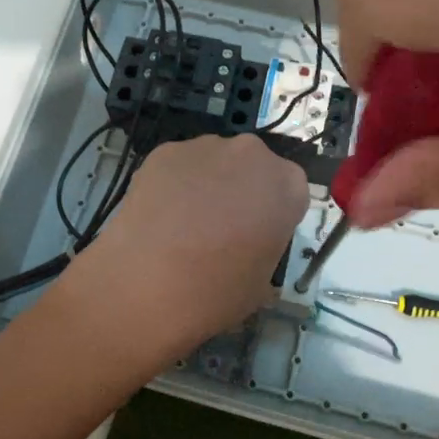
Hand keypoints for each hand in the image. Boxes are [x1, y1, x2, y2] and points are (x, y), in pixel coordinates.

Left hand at [65, 134, 307, 355]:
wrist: (148, 284)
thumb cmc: (217, 291)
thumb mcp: (262, 283)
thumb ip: (264, 248)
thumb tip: (248, 246)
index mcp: (287, 186)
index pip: (290, 191)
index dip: (272, 213)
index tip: (256, 236)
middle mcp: (252, 155)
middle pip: (252, 168)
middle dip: (240, 190)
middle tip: (220, 229)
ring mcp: (205, 147)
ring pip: (213, 163)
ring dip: (206, 184)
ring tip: (183, 225)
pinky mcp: (164, 151)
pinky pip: (178, 166)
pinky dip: (173, 184)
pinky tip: (159, 217)